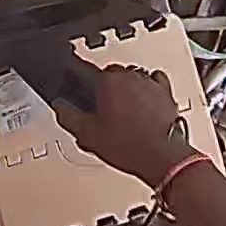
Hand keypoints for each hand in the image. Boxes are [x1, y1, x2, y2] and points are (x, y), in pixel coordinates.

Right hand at [54, 63, 194, 186]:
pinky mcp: (165, 91)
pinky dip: (148, 88)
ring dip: (126, 88)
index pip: (85, 68)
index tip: (76, 81)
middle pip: (110, 73)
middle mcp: (129, 75)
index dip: (78, 78)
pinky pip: (154, 81)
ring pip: (131, 76)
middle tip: (102, 109)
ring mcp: (148, 82)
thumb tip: (60, 107)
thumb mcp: (88, 135)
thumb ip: (68, 117)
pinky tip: (144, 101)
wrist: (162, 157)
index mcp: (107, 80)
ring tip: (123, 110)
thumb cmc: (129, 145)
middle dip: (105, 88)